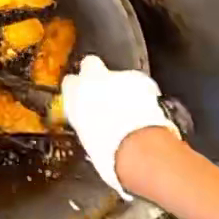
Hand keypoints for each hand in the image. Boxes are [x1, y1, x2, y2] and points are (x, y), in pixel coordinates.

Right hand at [60, 56, 176, 197]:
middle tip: (105, 95)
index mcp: (74, 95)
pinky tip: (149, 111)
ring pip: (119, 75)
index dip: (77, 91)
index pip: (69, 84)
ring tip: (132, 111)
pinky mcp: (143, 81)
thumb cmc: (109, 154)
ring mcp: (118, 77)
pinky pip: (142, 84)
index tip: (82, 100)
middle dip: (96, 75)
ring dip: (123, 88)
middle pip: (90, 65)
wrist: (139, 149)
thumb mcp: (89, 143)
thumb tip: (94, 134)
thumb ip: (88, 127)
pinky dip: (145, 95)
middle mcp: (92, 80)